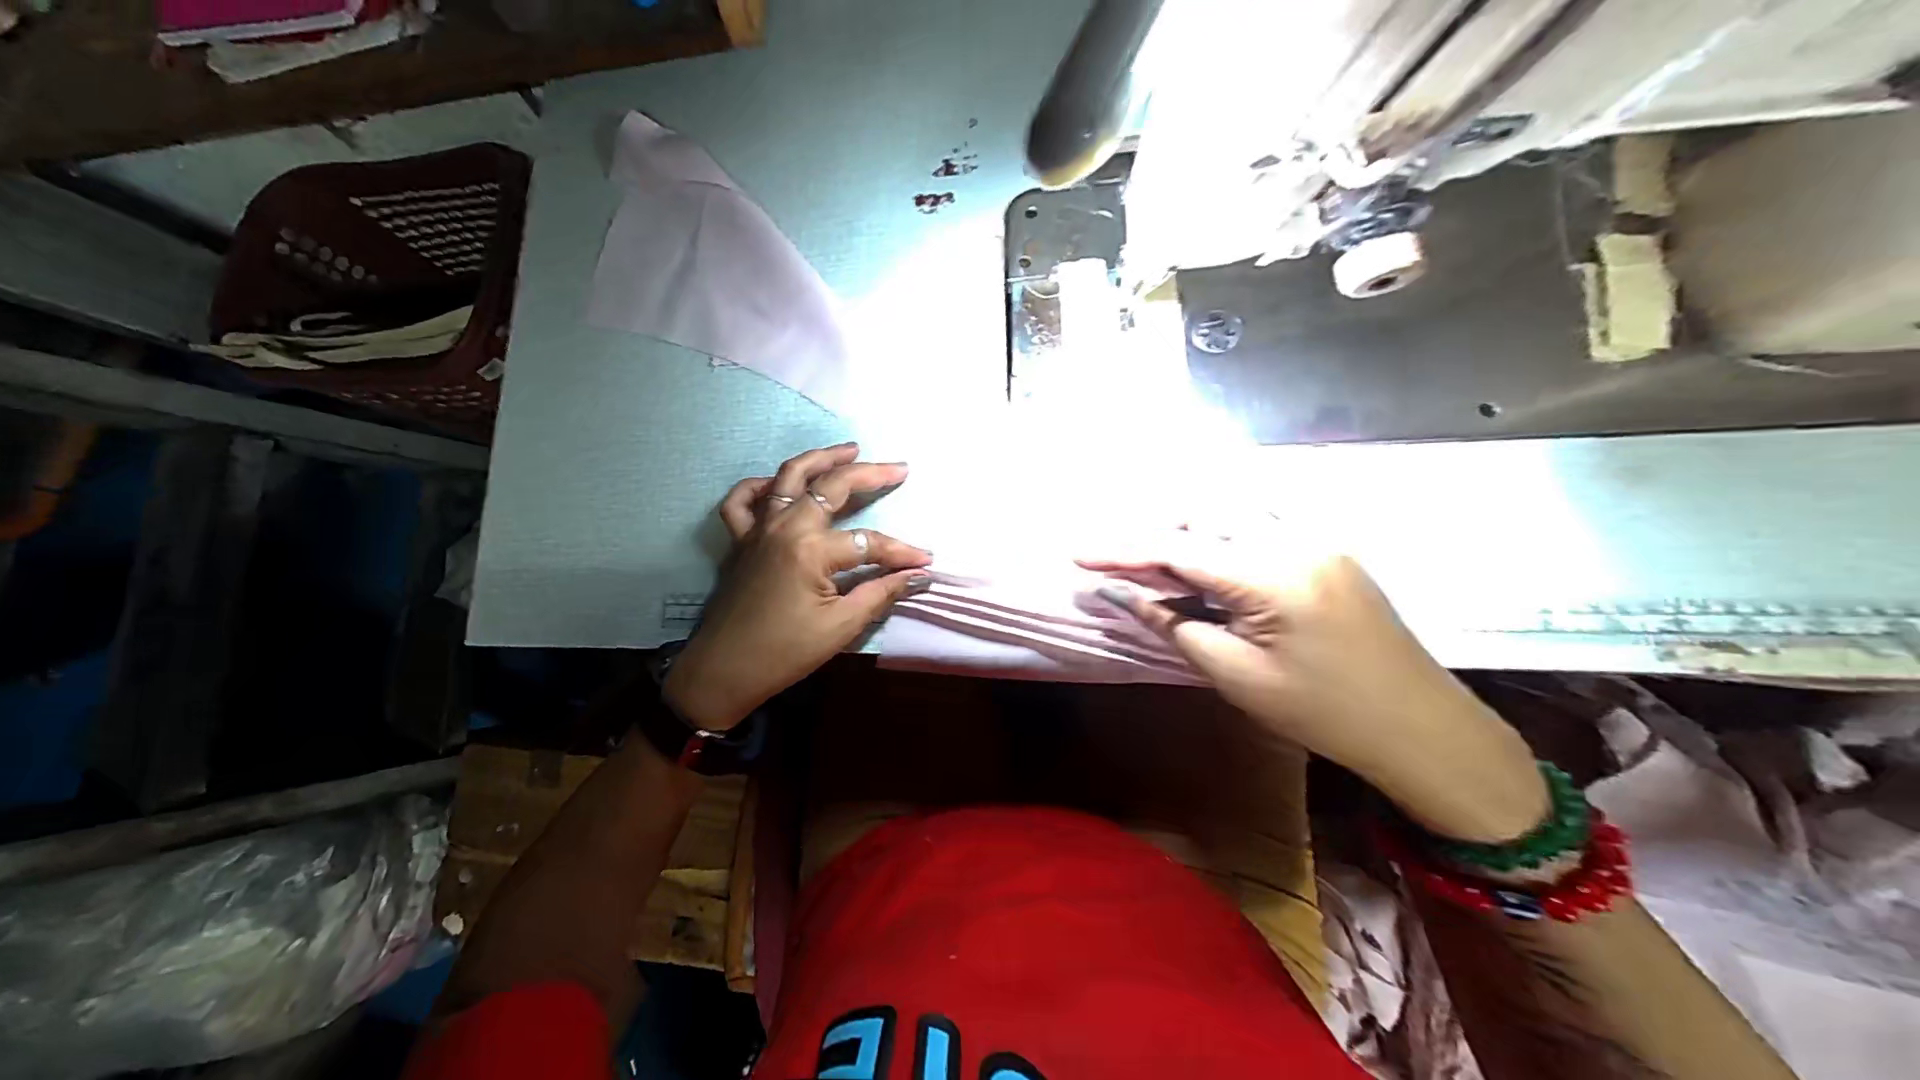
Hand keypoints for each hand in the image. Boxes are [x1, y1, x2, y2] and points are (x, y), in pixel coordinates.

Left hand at [663, 443, 932, 731]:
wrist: (723, 671)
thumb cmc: (785, 653)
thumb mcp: (841, 627)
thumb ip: (880, 593)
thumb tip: (918, 575)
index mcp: (810, 550)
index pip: (868, 541)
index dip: (900, 552)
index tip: (925, 561)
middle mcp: (784, 527)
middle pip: (831, 486)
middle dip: (869, 474)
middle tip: (898, 468)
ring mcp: (758, 529)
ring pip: (788, 477)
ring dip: (820, 459)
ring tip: (848, 450)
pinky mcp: (740, 540)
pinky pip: (742, 501)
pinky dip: (760, 486)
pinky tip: (778, 484)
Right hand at [1080, 554, 1548, 842]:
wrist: (1420, 726)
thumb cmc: (1321, 712)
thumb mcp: (1234, 674)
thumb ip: (1171, 623)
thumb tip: (1117, 592)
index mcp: (1270, 574)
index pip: (1177, 549)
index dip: (1121, 551)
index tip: (1078, 556)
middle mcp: (1293, 539)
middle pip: (1202, 517)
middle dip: (1154, 537)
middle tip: (1120, 570)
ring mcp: (1316, 539)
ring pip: (1232, 514)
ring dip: (1190, 533)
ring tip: (1160, 568)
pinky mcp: (1328, 549)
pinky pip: (1261, 524)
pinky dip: (1224, 536)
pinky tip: (1210, 566)